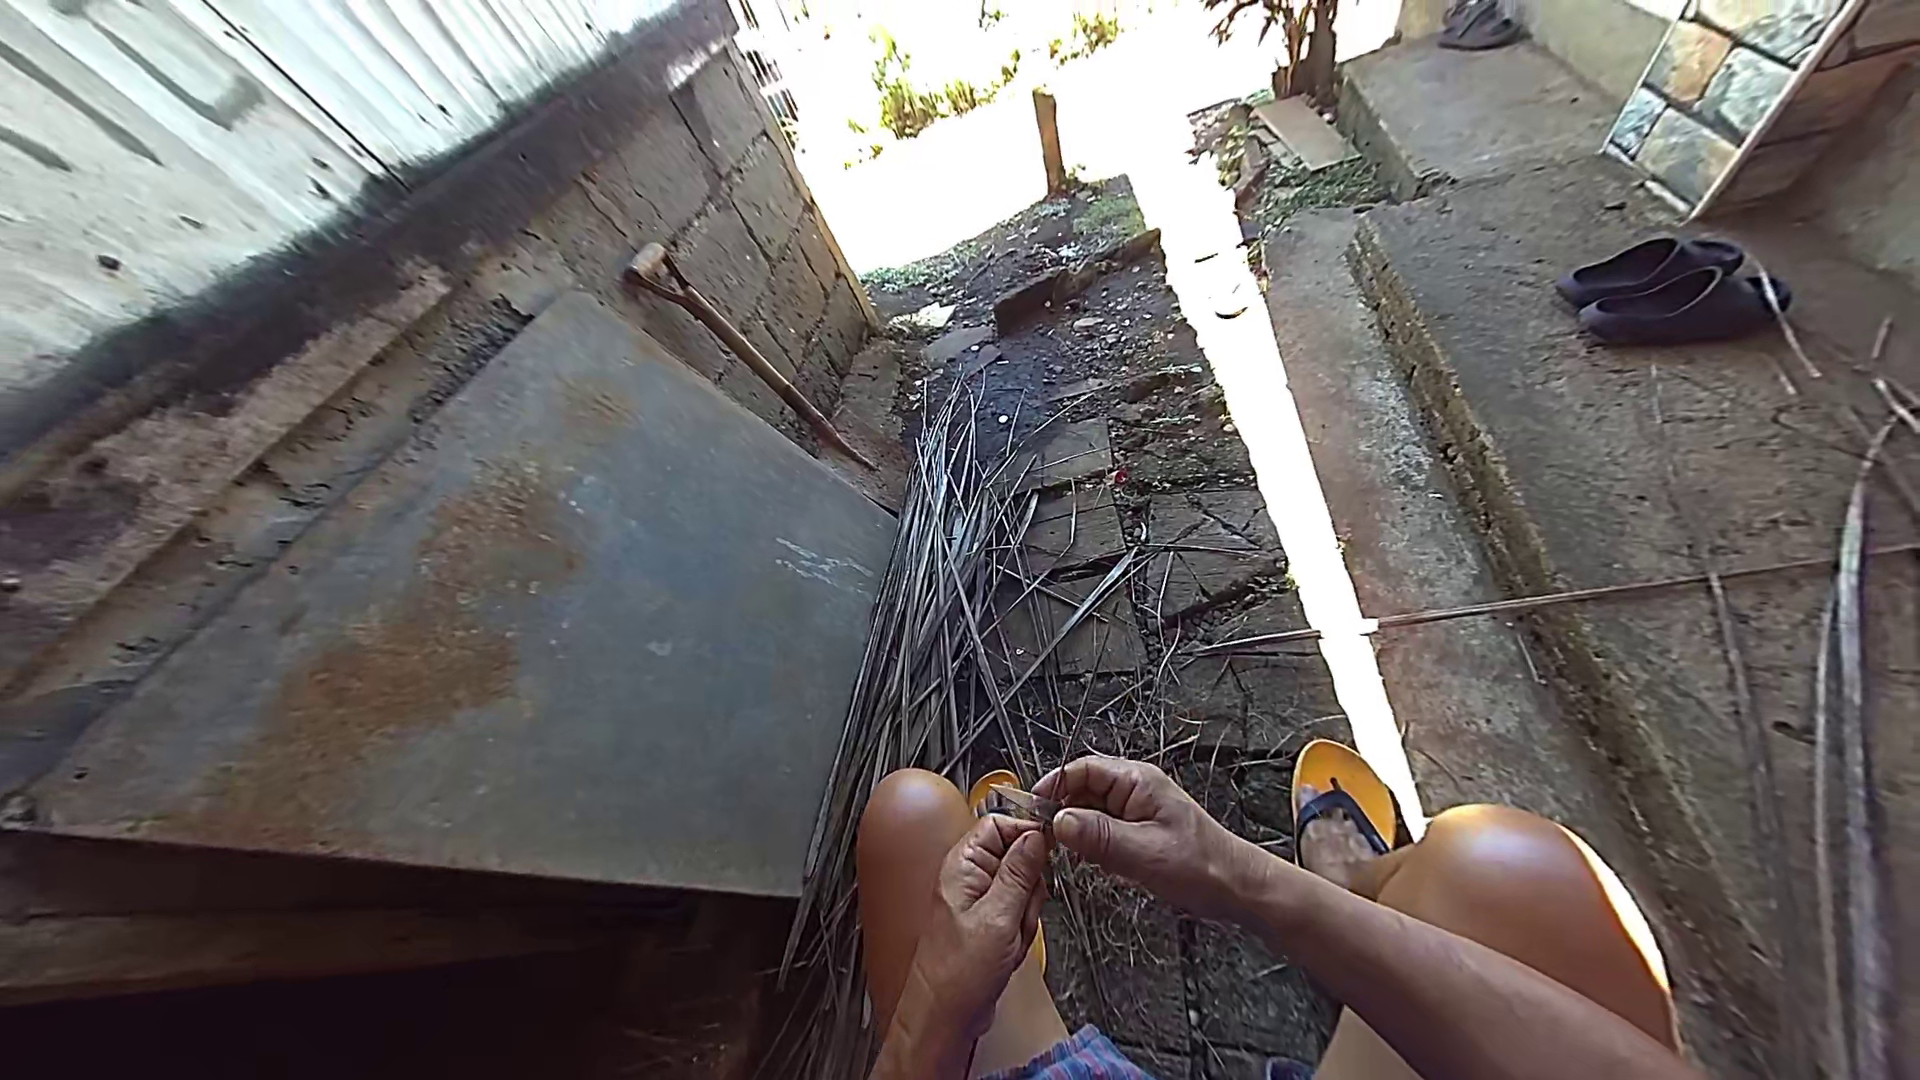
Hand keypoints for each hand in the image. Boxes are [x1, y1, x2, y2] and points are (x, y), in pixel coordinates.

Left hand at [889, 814, 1050, 1070]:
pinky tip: (1011, 949)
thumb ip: (1020, 873)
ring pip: (1024, 887)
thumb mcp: (998, 917)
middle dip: (1028, 887)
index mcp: (964, 862)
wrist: (945, 1021)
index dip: (1027, 834)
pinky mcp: (990, 919)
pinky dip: (1022, 930)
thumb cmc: (958, 973)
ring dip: (1026, 914)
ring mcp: (981, 898)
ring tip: (1011, 938)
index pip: (1000, 824)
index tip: (1048, 851)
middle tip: (1019, 914)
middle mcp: (970, 874)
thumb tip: (1037, 835)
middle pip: (1018, 856)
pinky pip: (1020, 911)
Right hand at [1035, 756, 1259, 919]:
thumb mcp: (1144, 853)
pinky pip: (1103, 828)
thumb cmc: (1201, 866)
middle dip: (1065, 812)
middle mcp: (1132, 787)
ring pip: (1090, 811)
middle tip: (1050, 838)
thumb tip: (1059, 822)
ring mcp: (1135, 807)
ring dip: (1081, 832)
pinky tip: (1102, 864)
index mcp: (1135, 780)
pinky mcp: (1137, 828)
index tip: (1034, 806)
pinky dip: (1095, 844)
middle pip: (1082, 789)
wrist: (1238, 889)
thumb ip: (1098, 836)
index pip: (1082, 769)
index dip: (1054, 784)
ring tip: (1081, 856)